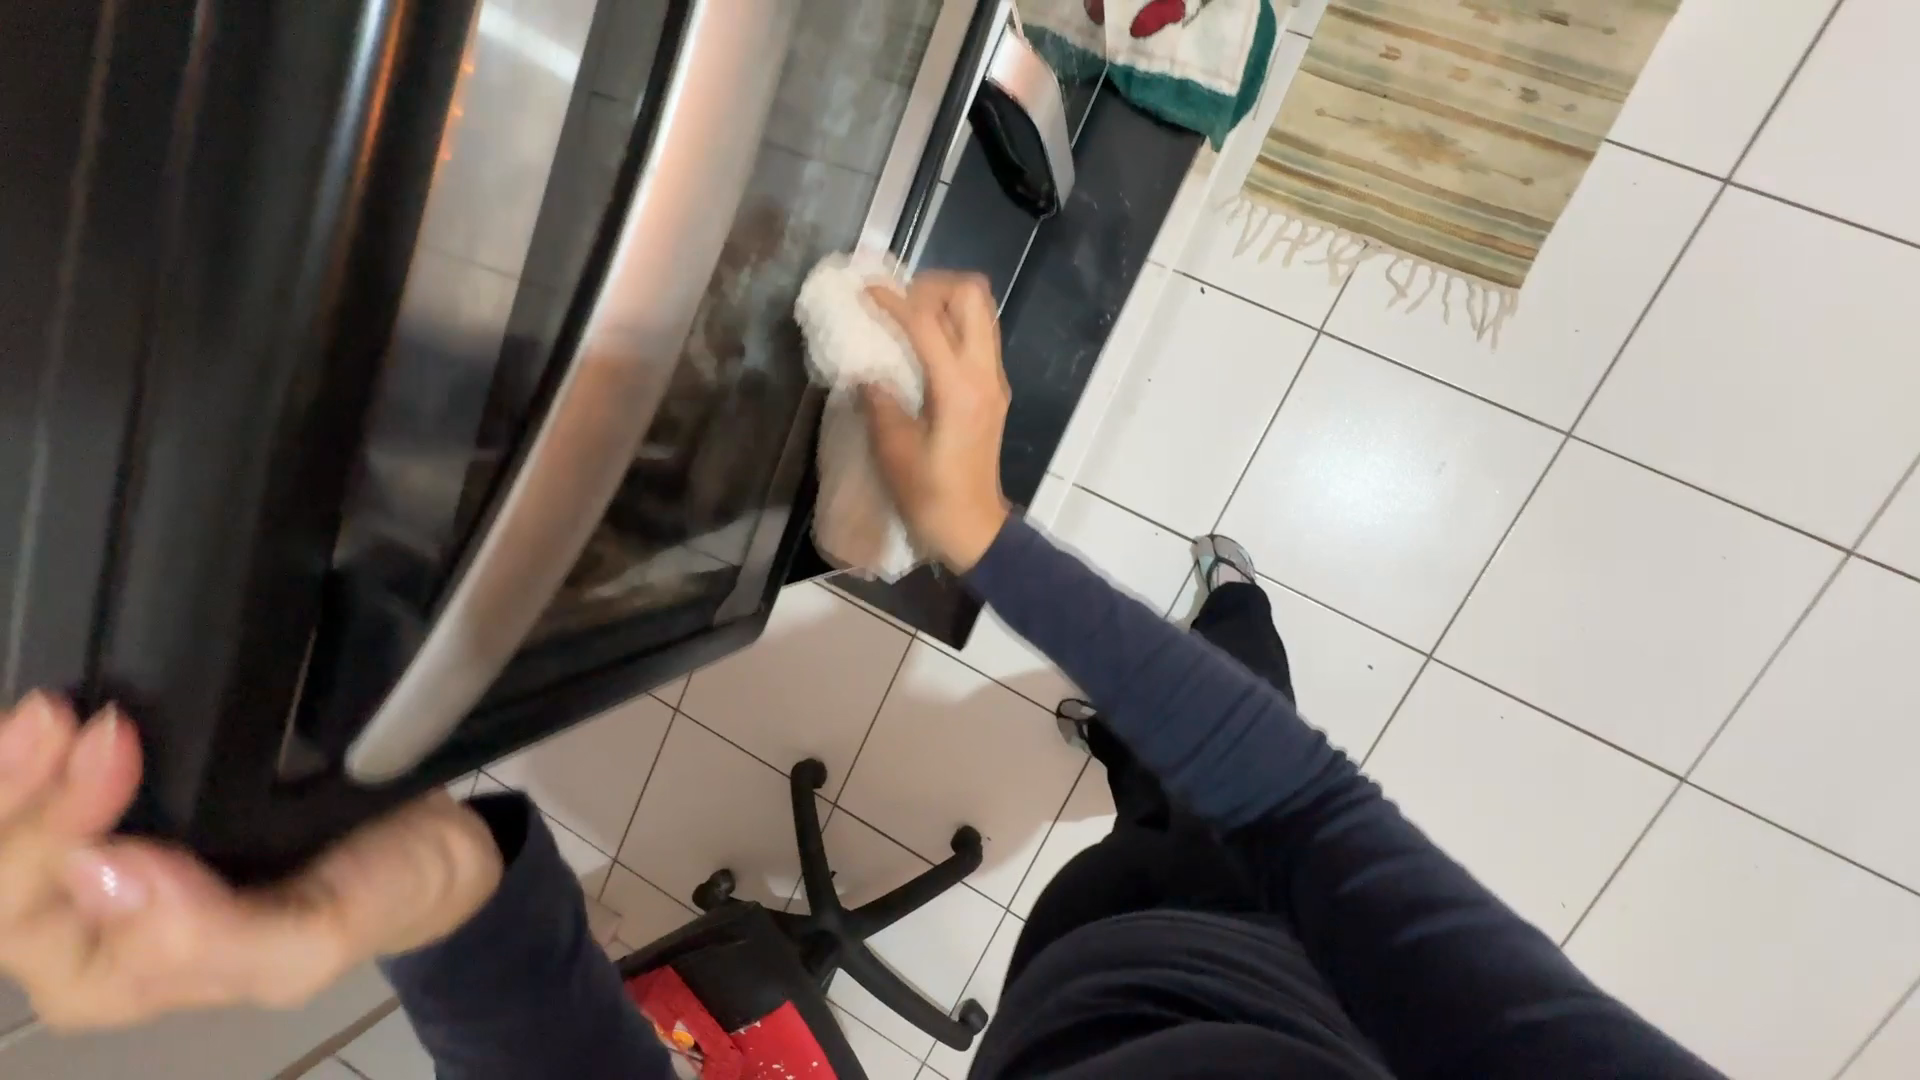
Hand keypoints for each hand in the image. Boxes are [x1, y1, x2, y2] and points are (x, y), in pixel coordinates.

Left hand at [0, 692, 501, 1030]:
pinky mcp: (164, 814)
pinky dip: (63, 756)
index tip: (116, 743)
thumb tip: (101, 873)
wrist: (446, 849)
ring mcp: (126, 865)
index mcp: (120, 973)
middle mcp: (100, 924)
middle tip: (64, 715)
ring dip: (23, 769)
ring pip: (26, 828)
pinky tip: (83, 717)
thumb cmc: (386, 896)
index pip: (30, 908)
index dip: (53, 825)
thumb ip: (209, 934)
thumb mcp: (317, 939)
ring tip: (55, 710)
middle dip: (21, 790)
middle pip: (7, 867)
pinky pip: (83, 795)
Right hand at [863, 272, 1012, 570]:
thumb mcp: (892, 450)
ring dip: (945, 302)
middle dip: (933, 286)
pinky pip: (979, 336)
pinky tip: (922, 345)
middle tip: (898, 302)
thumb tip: (866, 369)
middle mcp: (985, 374)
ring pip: (981, 312)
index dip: (893, 299)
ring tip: (908, 317)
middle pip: (973, 296)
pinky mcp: (994, 390)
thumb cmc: (930, 496)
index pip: (927, 322)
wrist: (973, 526)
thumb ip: (878, 400)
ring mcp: (995, 380)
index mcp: (958, 388)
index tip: (865, 292)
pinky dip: (953, 325)